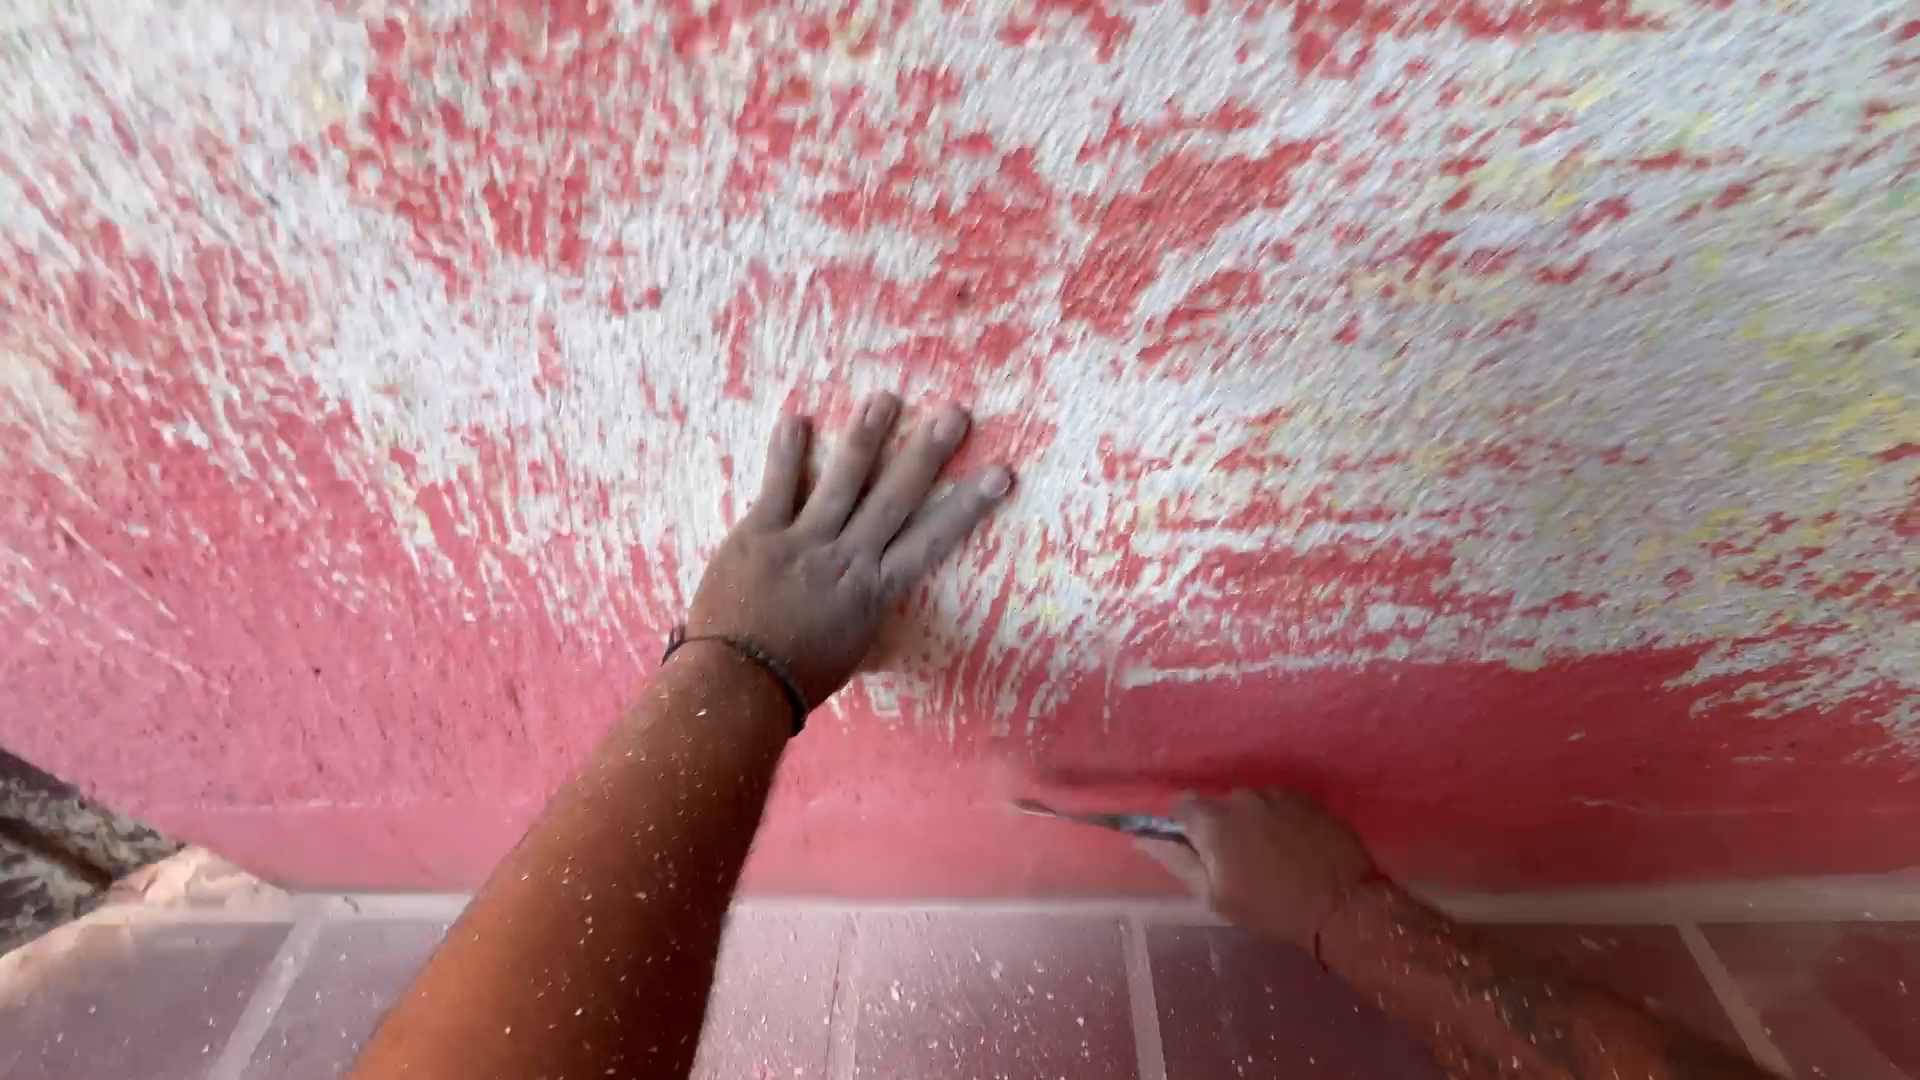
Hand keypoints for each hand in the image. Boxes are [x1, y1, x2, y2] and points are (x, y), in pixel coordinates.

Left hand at [686, 393, 1011, 707]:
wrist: (738, 686)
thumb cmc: (799, 676)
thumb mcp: (852, 649)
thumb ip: (866, 611)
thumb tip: (875, 599)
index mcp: (875, 589)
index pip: (933, 540)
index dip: (969, 504)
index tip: (999, 473)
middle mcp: (848, 557)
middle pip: (894, 498)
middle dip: (926, 455)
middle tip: (954, 415)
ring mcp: (803, 541)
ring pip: (842, 482)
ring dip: (865, 439)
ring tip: (885, 400)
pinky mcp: (760, 534)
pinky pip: (777, 487)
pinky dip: (787, 453)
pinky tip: (796, 417)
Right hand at [1141, 788, 1377, 949]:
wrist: (1345, 908)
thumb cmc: (1272, 907)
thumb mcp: (1216, 895)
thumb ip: (1177, 861)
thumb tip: (1143, 838)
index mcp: (1213, 822)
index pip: (1182, 804)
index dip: (1186, 824)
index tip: (1199, 847)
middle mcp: (1240, 797)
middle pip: (1219, 805)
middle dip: (1224, 827)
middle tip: (1242, 859)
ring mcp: (1275, 793)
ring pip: (1251, 804)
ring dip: (1254, 822)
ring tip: (1276, 853)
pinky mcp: (1305, 797)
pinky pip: (1280, 803)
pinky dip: (1281, 819)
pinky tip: (1297, 845)